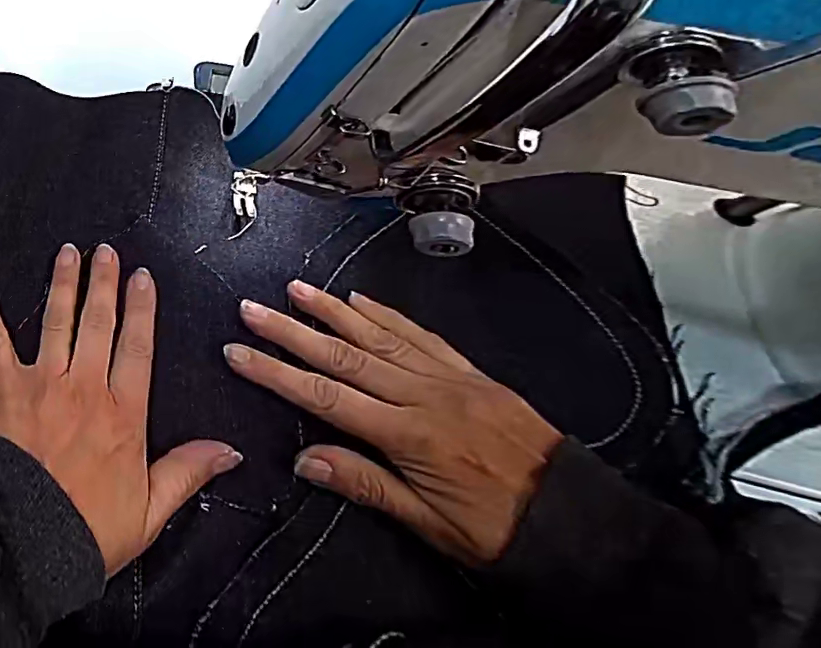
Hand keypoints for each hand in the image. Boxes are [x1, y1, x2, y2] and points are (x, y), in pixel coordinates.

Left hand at [0, 243, 242, 576]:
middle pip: (98, 322)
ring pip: (57, 321)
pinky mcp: (5, 392)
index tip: (143, 277)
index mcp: (122, 413)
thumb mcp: (149, 511)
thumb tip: (230, 450)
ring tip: (68, 251)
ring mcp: (43, 385)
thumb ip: (188, 472)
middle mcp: (85, 388)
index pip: (137, 346)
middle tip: (106, 251)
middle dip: (104, 282)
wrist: (20, 550)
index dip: (141, 308)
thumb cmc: (85, 532)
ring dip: (63, 282)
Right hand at [224, 281, 563, 564]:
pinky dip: (385, 313)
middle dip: (291, 330)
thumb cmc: (499, 530)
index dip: (277, 373)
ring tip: (296, 289)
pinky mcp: (466, 369)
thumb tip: (304, 459)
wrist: (579, 518)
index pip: (326, 396)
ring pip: (377, 334)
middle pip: (342, 354)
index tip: (241, 352)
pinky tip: (360, 298)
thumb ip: (366, 484)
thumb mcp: (432, 526)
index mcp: (408, 435)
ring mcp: (444, 376)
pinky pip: (418, 334)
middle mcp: (420, 394)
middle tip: (253, 307)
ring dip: (331, 309)